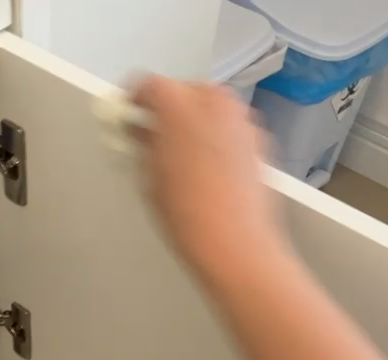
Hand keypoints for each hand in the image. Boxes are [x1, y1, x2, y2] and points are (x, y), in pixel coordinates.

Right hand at [128, 76, 291, 283]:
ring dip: (195, 124)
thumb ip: (144, 146)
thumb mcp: (152, 181)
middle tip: (155, 140)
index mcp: (178, 104)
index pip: (148, 86)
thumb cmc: (189, 217)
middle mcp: (213, 100)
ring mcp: (241, 118)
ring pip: (210, 108)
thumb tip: (140, 132)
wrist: (237, 245)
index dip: (135, 101)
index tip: (129, 116)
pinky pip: (230, 128)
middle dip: (168, 112)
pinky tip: (209, 170)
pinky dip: (217, 139)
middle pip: (184, 92)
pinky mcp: (259, 139)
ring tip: (183, 158)